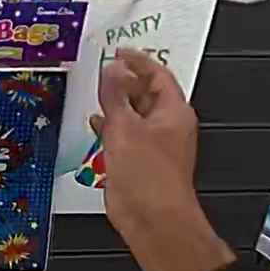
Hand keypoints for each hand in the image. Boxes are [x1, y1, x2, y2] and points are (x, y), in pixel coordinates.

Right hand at [91, 49, 234, 270]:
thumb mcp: (125, 127)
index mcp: (172, 112)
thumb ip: (115, 95)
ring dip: (115, 102)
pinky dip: (110, 123)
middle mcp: (166, 126)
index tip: (119, 52)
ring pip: (133, 112)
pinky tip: (97, 122)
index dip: (138, 60)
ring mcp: (152, 143)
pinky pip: (124, 132)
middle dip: (124, 80)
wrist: (151, 218)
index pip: (157, 75)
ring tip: (96, 91)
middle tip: (104, 70)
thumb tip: (112, 68)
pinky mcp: (137, 159)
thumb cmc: (150, 179)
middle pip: (145, 92)